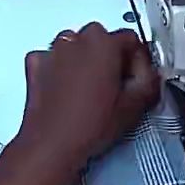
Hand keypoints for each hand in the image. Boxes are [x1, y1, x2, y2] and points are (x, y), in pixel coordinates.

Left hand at [10, 23, 161, 178]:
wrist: (51, 144)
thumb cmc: (86, 126)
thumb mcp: (132, 107)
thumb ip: (148, 82)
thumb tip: (149, 76)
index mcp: (103, 44)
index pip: (130, 39)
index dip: (137, 60)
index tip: (136, 76)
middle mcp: (76, 40)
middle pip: (101, 39)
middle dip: (110, 58)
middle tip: (114, 85)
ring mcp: (52, 50)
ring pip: (76, 46)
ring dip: (84, 60)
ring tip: (89, 91)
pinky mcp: (35, 63)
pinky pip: (53, 58)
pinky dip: (60, 69)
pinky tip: (67, 91)